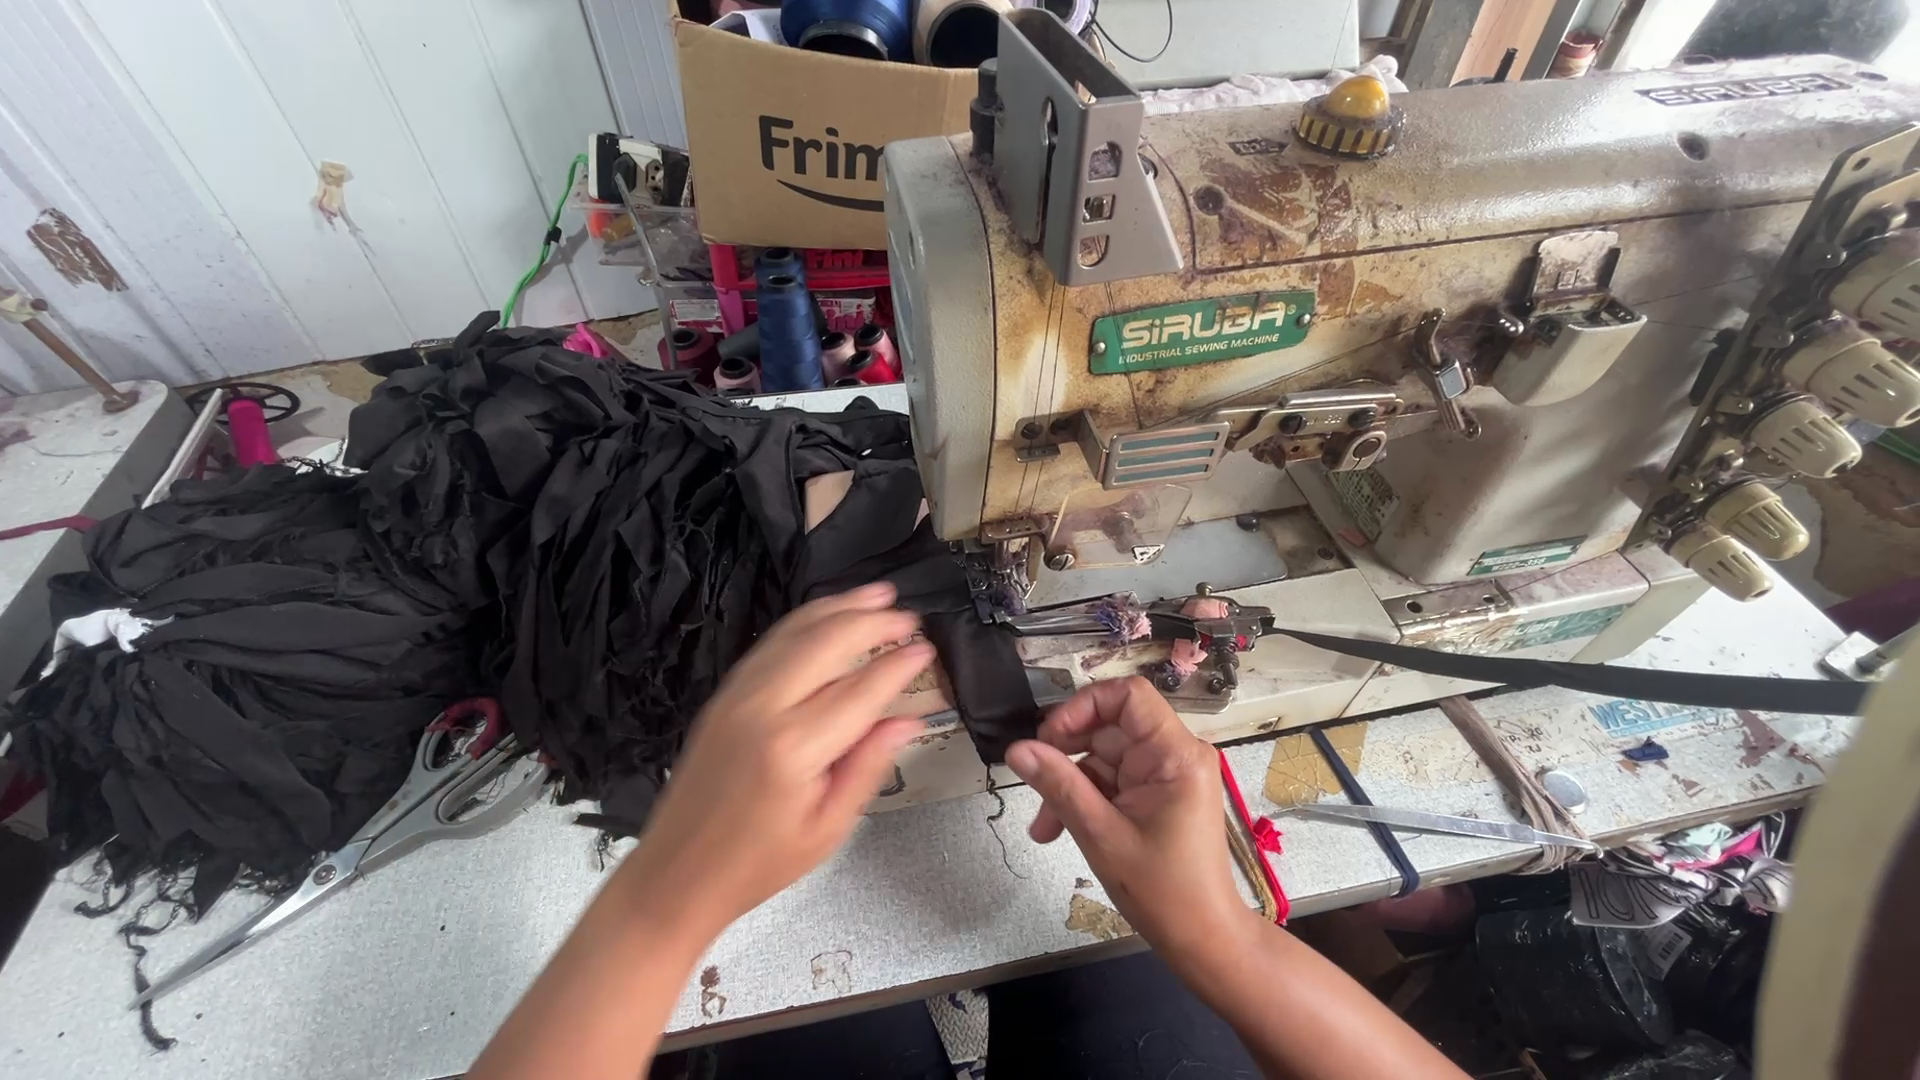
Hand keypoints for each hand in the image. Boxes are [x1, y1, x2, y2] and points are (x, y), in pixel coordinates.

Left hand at [617, 582, 932, 935]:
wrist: (675, 874)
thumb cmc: (757, 862)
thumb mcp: (828, 828)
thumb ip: (868, 766)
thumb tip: (908, 721)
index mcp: (794, 749)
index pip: (861, 690)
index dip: (899, 665)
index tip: (926, 649)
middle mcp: (762, 708)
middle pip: (826, 642)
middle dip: (872, 620)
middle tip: (908, 615)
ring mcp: (737, 695)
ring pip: (795, 631)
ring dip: (839, 607)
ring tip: (876, 594)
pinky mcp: (724, 694)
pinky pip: (770, 642)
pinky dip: (805, 620)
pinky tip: (828, 615)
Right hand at [1004, 677, 1253, 957]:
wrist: (1202, 941)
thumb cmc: (1161, 890)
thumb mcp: (1100, 834)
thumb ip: (1058, 785)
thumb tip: (1016, 749)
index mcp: (1175, 754)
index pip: (1128, 696)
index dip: (1084, 705)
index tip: (1050, 736)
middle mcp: (1175, 753)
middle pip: (1110, 726)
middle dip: (1066, 752)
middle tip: (1033, 776)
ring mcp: (1165, 773)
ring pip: (1103, 756)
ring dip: (1069, 783)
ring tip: (1042, 825)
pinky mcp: (1156, 793)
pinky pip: (1112, 779)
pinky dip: (1084, 798)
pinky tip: (1056, 829)